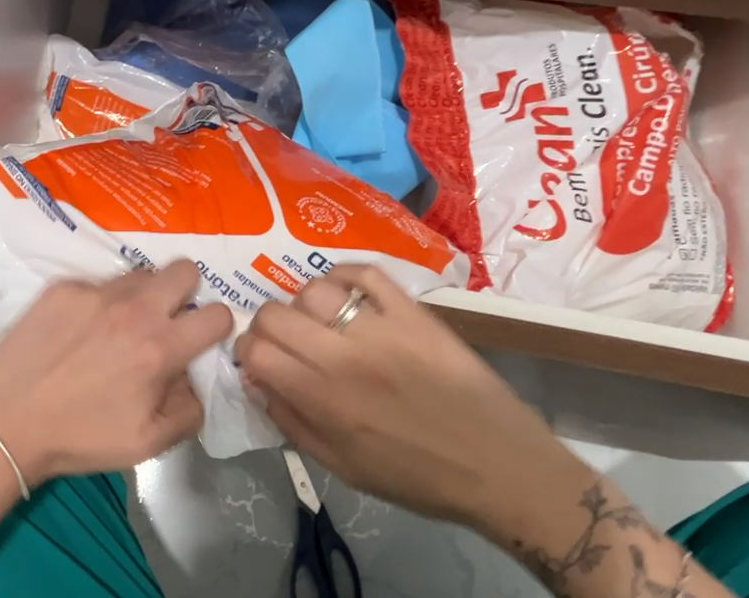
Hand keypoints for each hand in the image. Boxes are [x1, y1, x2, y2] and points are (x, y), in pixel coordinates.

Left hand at [0, 259, 233, 482]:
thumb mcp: (147, 444)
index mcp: (159, 348)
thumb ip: (188, 410)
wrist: (6, 421)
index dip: (216, 327)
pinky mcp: (62, 286)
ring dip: (141, 295)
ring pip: (139, 273)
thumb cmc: (79, 437)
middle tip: (167, 318)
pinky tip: (79, 330)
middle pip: (184, 269)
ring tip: (119, 326)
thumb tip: (196, 379)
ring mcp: (94, 292)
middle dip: (185, 291)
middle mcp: (132, 309)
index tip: (201, 338)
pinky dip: (98, 302)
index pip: (217, 314)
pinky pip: (96, 283)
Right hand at [234, 265, 596, 537]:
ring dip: (305, 304)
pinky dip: (345, 274)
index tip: (259, 359)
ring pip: (313, 290)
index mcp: (325, 401)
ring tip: (320, 320)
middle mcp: (344, 358)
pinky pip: (364, 273)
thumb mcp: (344, 468)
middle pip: (274, 315)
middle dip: (267, 326)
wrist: (501, 467)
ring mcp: (380, 329)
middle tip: (285, 340)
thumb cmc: (418, 476)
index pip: (257, 354)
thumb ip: (293, 425)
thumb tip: (257, 384)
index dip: (247, 352)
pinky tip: (344, 292)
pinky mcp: (412, 312)